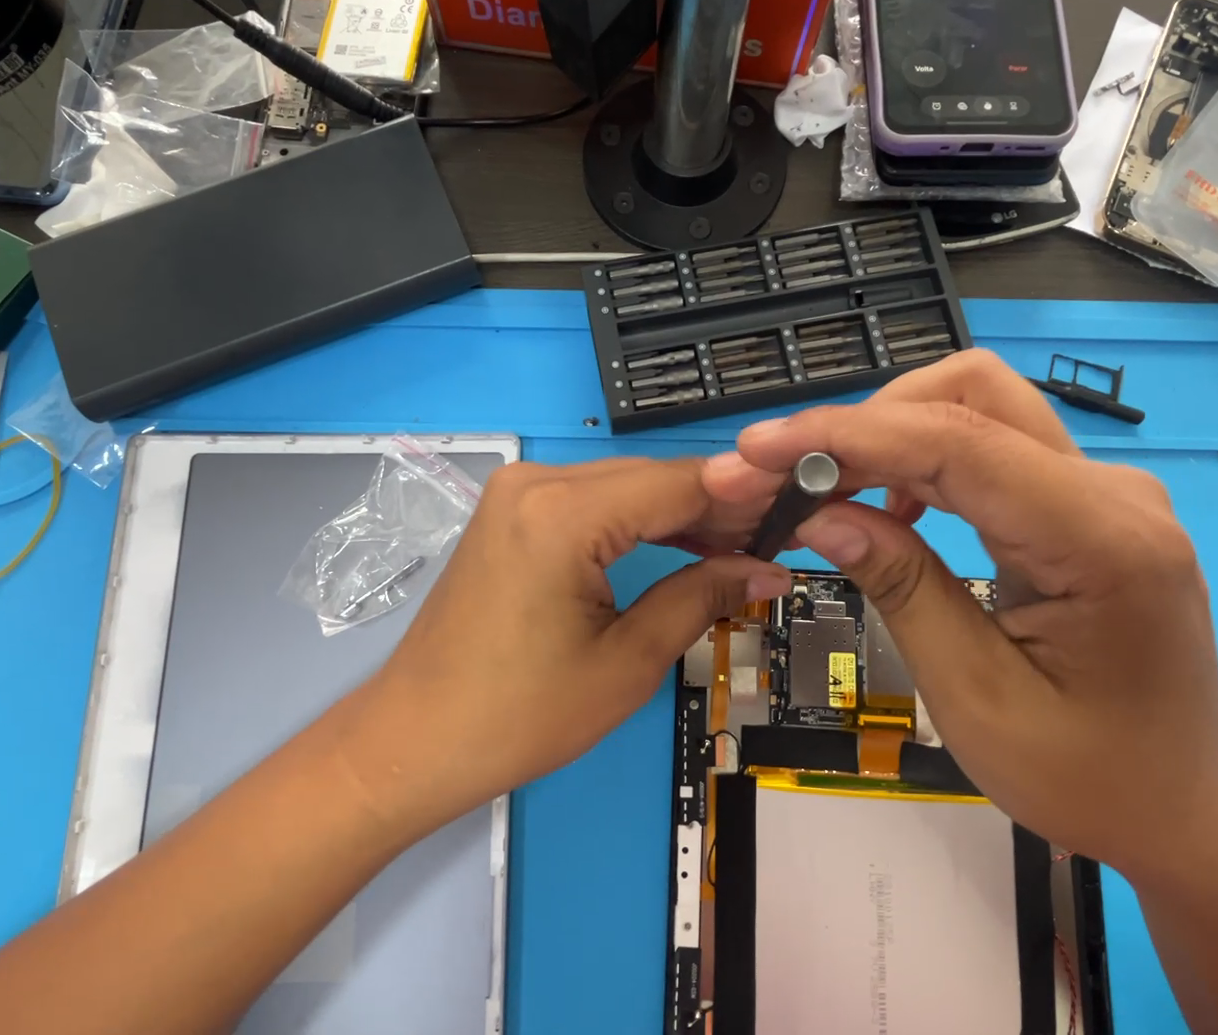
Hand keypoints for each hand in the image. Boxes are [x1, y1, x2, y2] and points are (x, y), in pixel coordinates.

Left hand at [348, 458, 792, 828]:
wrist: (419, 738)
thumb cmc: (522, 714)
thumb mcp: (627, 662)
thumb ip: (702, 597)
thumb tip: (768, 570)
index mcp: (563, 513)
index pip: (679, 484)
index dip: (745, 498)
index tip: (798, 516)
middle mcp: (536, 481)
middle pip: (652, 478)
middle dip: (717, 507)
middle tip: (777, 540)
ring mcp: (516, 492)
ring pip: (624, 487)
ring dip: (681, 514)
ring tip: (741, 546)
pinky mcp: (509, 513)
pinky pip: (591, 502)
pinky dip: (636, 522)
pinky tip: (681, 544)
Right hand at [702, 351, 1217, 877]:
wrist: (1176, 805)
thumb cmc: (1083, 774)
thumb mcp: (975, 695)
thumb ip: (902, 589)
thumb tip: (820, 515)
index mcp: (1103, 543)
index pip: (960, 445)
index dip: (851, 435)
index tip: (762, 447)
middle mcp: (1112, 492)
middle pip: (973, 395)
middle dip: (867, 422)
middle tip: (787, 474)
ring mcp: (1102, 491)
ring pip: (976, 410)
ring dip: (887, 435)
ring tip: (818, 488)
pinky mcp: (1080, 504)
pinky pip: (988, 450)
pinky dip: (917, 460)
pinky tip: (882, 505)